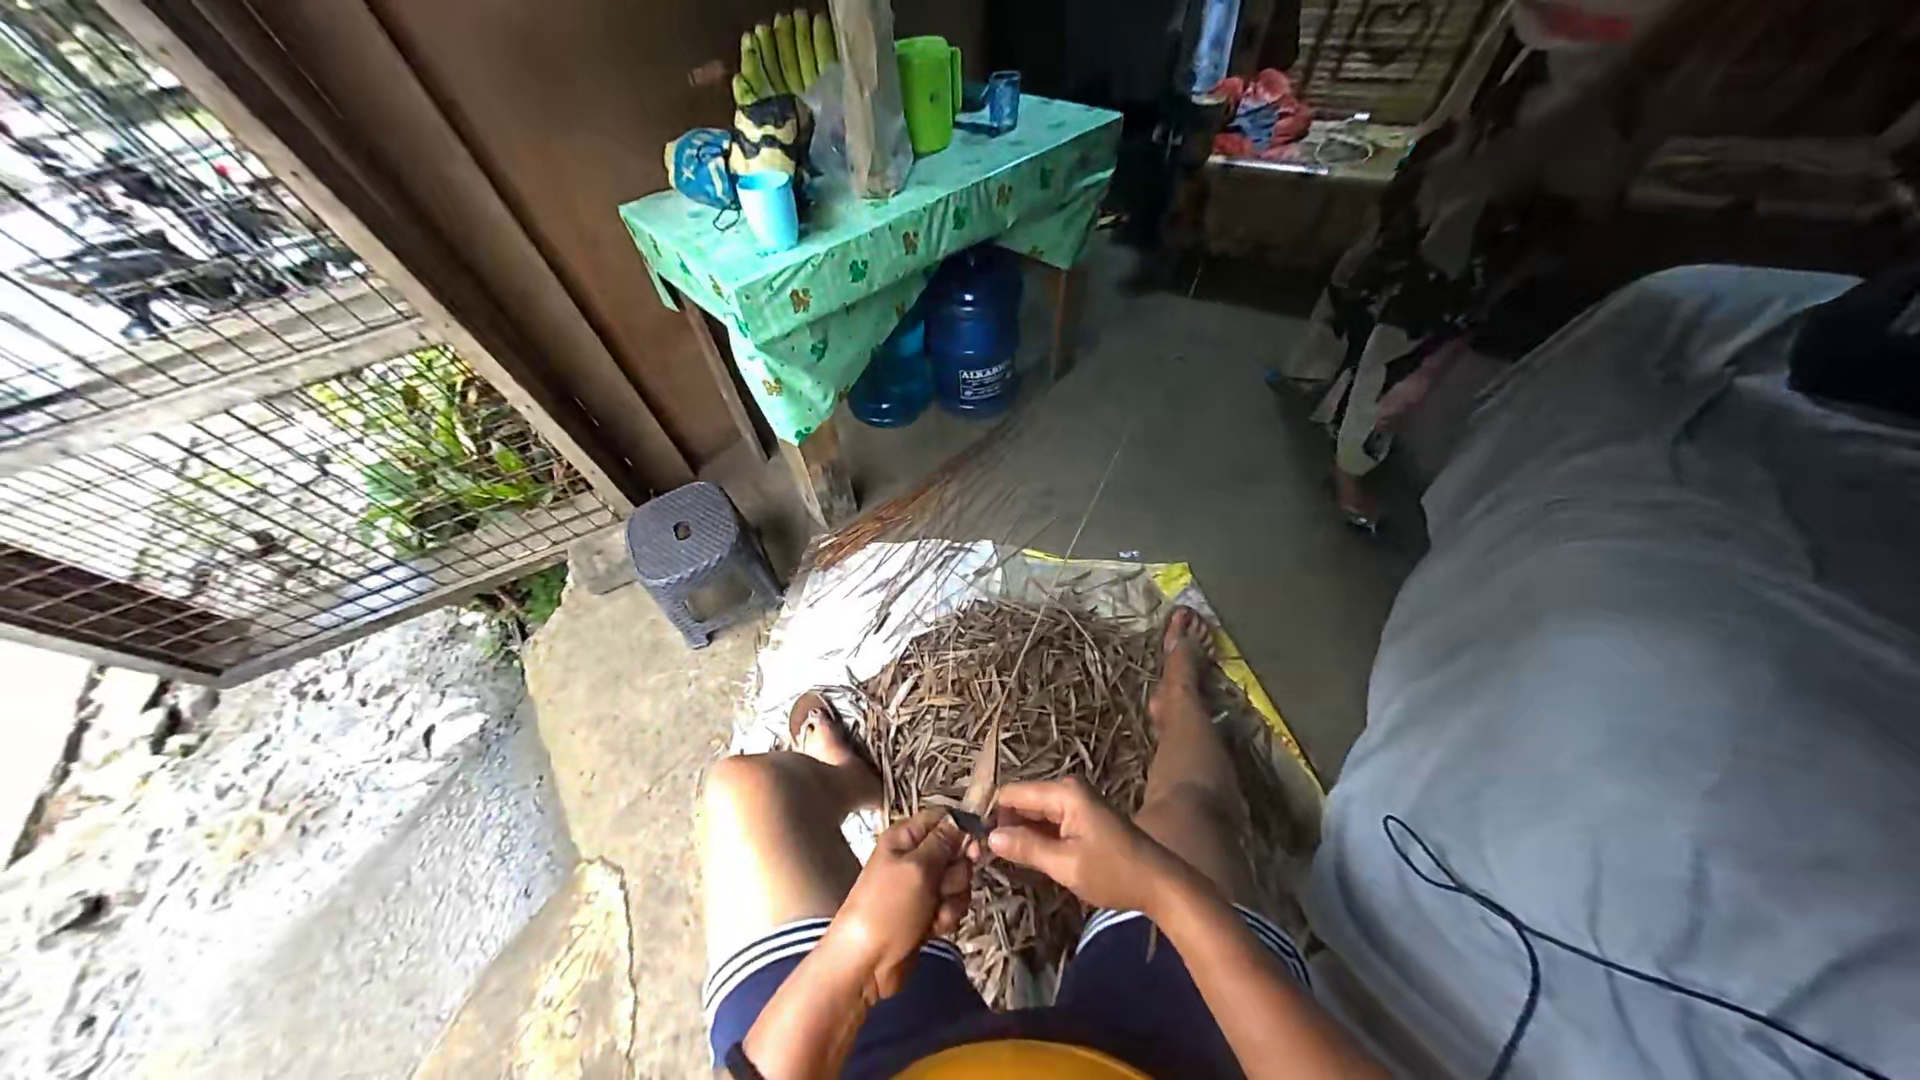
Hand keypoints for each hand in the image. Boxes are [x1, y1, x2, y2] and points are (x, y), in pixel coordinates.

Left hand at [822, 808, 973, 1001]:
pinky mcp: (928, 910)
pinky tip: (933, 927)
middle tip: (941, 888)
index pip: (943, 818)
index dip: (961, 831)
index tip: (970, 850)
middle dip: (955, 874)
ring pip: (957, 881)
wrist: (866, 964)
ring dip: (952, 899)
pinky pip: (952, 904)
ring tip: (934, 913)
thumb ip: (943, 842)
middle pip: (956, 851)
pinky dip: (946, 916)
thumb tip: (961, 819)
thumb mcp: (917, 869)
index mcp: (906, 837)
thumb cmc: (887, 908)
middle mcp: (915, 856)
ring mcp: (922, 885)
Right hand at [987, 777, 1191, 914]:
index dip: (992, 813)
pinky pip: (1049, 820)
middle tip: (985, 854)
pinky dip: (1036, 836)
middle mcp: (1068, 789)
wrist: (1160, 883)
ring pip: (1035, 812)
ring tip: (1000, 857)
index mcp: (1064, 792)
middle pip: (1022, 801)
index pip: (1013, 793)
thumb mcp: (1065, 864)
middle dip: (1004, 823)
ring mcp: (1076, 802)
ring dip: (1019, 832)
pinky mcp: (1082, 816)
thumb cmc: (1114, 873)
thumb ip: (1026, 847)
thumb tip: (990, 836)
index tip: (975, 839)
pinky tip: (1026, 856)